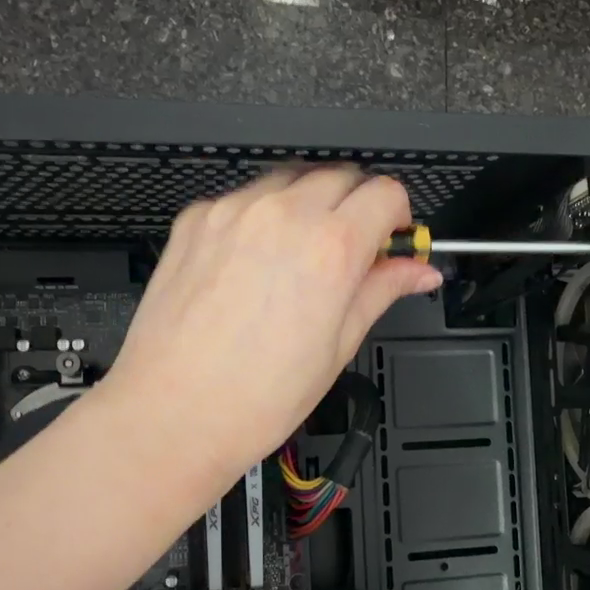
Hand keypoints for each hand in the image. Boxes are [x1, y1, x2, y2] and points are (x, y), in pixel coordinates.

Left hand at [100, 166, 440, 482]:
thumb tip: (415, 271)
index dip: (397, 217)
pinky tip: (257, 262)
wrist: (173, 414)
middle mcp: (281, 217)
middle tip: (353, 252)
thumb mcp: (338, 347)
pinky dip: (262, 217)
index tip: (391, 240)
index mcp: (329, 249)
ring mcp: (233, 213)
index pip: (384, 193)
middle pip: (341, 176)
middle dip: (357, 205)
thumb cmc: (250, 398)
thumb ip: (381, 292)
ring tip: (302, 258)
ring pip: (291, 179)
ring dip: (309, 204)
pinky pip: (244, 198)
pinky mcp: (197, 220)